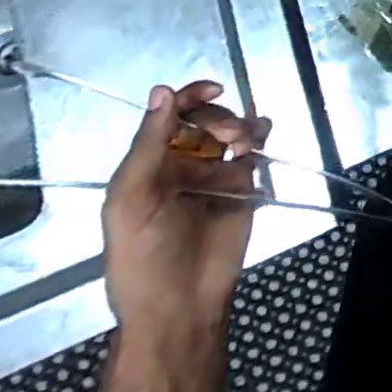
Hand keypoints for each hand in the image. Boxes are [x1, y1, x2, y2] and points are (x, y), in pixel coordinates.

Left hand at [102, 81, 270, 332]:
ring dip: (241, 124)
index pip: (168, 115)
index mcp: (147, 164)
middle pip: (205, 118)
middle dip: (219, 116)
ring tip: (243, 143)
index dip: (188, 96)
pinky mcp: (243, 183)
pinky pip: (255, 147)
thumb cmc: (143, 253)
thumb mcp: (131, 198)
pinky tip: (258, 142)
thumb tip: (162, 89)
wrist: (180, 301)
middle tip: (228, 135)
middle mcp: (181, 162)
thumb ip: (148, 143)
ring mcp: (214, 172)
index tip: (214, 90)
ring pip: (233, 128)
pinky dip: (260, 135)